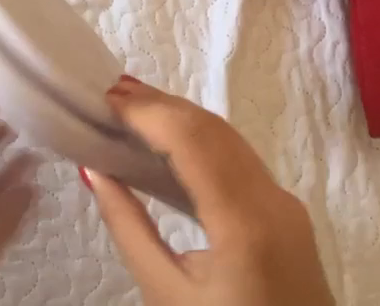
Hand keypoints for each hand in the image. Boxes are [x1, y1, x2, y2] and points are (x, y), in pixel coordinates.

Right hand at [84, 77, 331, 305]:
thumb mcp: (167, 296)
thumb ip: (128, 228)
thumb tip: (93, 170)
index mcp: (245, 223)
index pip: (191, 139)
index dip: (146, 110)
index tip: (104, 97)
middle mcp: (273, 201)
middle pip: (210, 129)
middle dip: (158, 104)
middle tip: (109, 93)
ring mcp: (286, 205)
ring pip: (227, 137)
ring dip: (178, 116)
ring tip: (131, 107)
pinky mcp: (287, 213)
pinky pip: (239, 158)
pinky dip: (199, 138)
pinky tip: (168, 140)